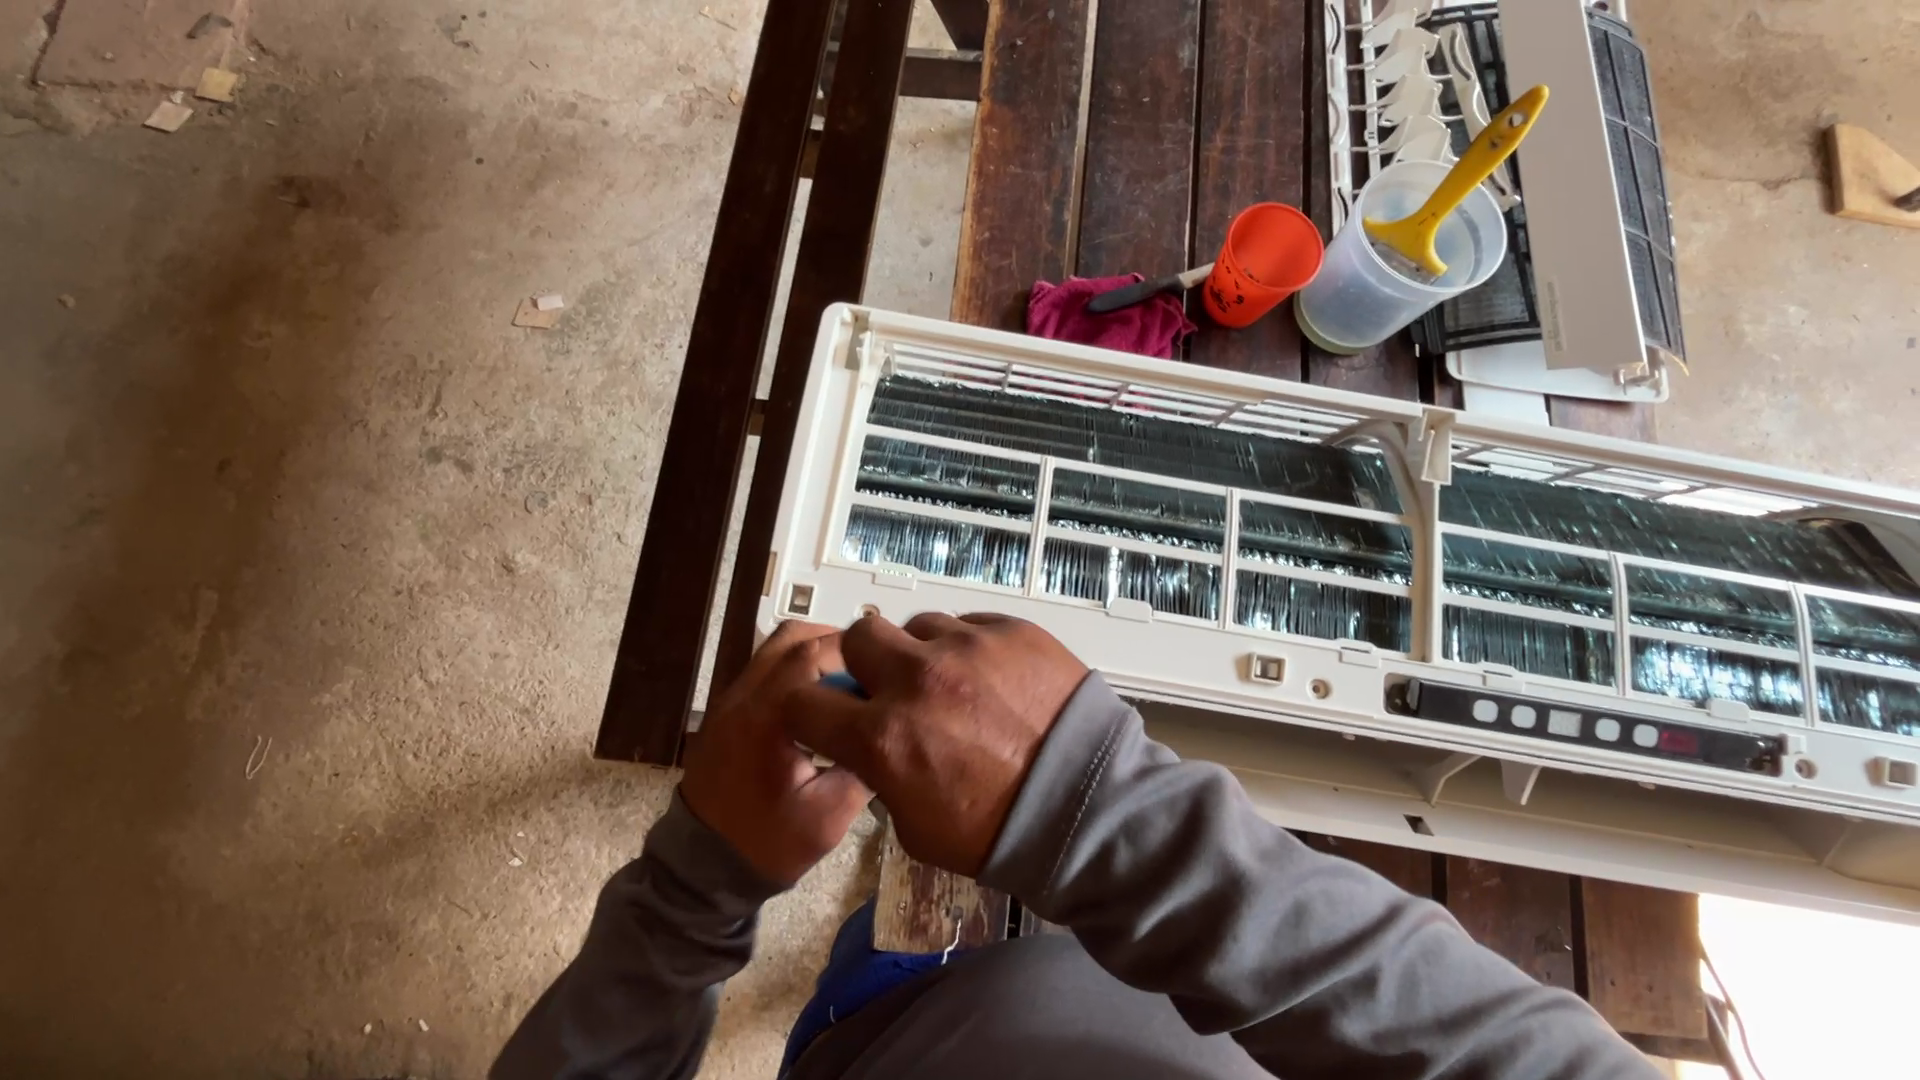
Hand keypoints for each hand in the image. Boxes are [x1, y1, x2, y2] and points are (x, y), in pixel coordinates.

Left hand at [679, 621, 872, 886]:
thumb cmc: (766, 844)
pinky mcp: (726, 713)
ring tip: (845, 684)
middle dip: (835, 644)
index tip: (883, 673)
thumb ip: (863, 765)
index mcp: (768, 715)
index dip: (855, 653)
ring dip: (813, 654)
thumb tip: (887, 730)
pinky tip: (818, 704)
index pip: (814, 653)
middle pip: (791, 637)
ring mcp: (729, 702)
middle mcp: (744, 696)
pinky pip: (763, 670)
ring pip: (773, 649)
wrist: (702, 869)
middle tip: (867, 673)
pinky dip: (794, 671)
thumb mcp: (829, 816)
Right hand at [782, 613, 1088, 875]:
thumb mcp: (915, 827)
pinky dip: (971, 647)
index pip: (805, 701)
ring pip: (918, 626)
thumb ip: (882, 775)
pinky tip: (995, 677)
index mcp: (883, 736)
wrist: (1088, 806)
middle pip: (859, 635)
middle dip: (866, 661)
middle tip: (892, 684)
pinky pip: (971, 624)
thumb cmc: (998, 832)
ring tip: (956, 682)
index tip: (825, 712)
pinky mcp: (1011, 629)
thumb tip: (876, 746)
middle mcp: (916, 679)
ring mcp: (966, 646)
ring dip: (924, 652)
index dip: (810, 707)